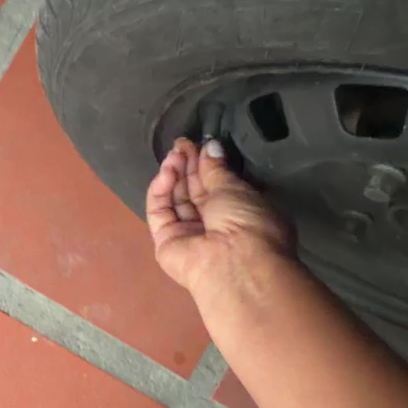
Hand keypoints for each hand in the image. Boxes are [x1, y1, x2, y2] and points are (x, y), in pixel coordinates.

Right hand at [146, 138, 297, 300]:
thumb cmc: (248, 223)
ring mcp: (188, 234)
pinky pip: (160, 212)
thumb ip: (217, 169)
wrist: (233, 263)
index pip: (216, 184)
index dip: (205, 163)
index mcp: (238, 212)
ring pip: (175, 199)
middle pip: (193, 190)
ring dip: (174, 175)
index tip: (198, 144)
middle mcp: (213, 224)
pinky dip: (160, 191)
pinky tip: (166, 173)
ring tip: (174, 155)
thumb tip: (211, 147)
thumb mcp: (237, 189)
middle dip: (187, 165)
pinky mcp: (166, 241)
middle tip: (181, 144)